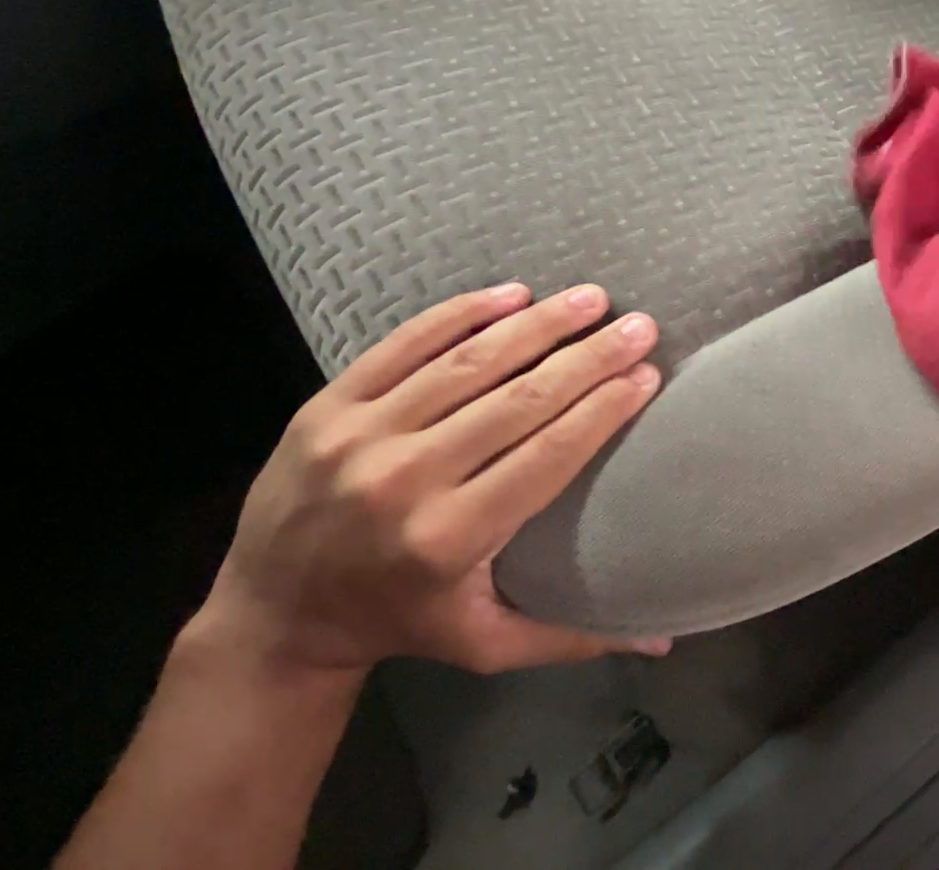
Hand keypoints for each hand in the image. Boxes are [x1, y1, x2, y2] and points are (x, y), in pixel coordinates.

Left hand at [185, 283, 670, 676]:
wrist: (273, 616)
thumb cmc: (401, 624)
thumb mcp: (488, 645)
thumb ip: (576, 638)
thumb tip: (665, 644)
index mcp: (450, 538)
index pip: (548, 455)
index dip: (603, 410)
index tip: (647, 376)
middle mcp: (406, 480)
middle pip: (518, 401)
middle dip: (589, 358)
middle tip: (640, 328)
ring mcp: (360, 436)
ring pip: (467, 363)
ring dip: (538, 325)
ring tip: (592, 299)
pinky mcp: (327, 407)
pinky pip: (403, 345)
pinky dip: (461, 313)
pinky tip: (513, 293)